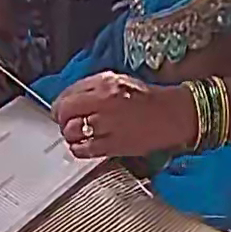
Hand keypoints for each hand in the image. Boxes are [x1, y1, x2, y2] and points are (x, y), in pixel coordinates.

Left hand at [50, 72, 198, 158]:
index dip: (60, 105)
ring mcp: (108, 125)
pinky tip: (83, 146)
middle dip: (62, 120)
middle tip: (66, 123)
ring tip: (77, 135)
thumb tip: (71, 99)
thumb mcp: (117, 81)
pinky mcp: (113, 145)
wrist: (170, 116)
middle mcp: (104, 103)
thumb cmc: (147, 100)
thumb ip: (93, 88)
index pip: (67, 94)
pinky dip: (78, 149)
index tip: (61, 110)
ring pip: (72, 132)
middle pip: (66, 113)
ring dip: (70, 135)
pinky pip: (85, 150)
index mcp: (104, 84)